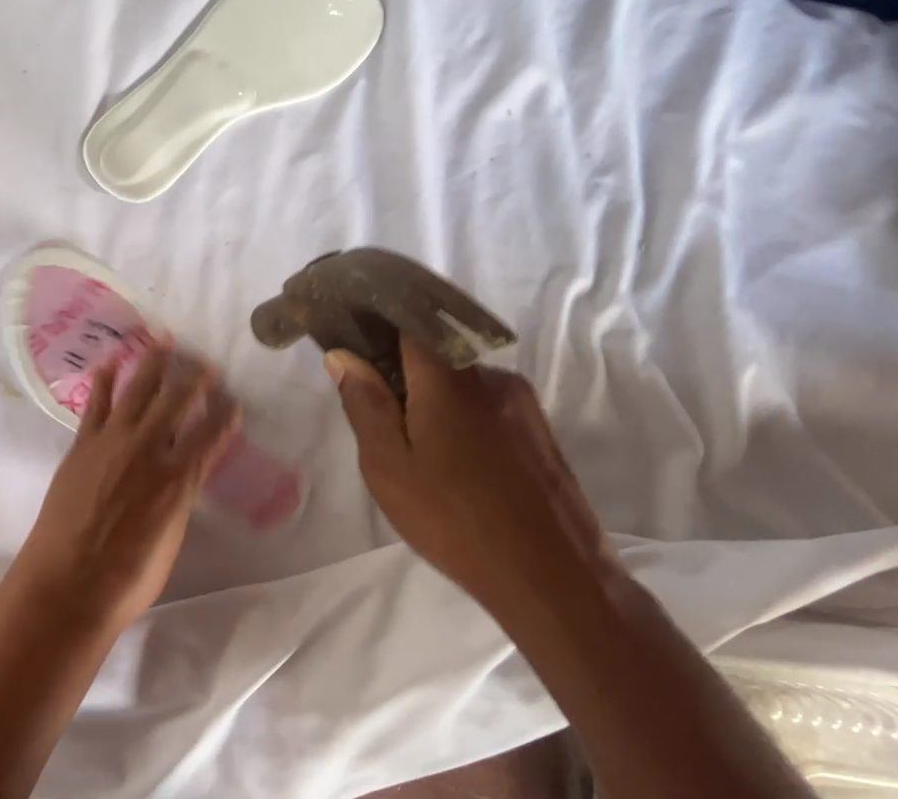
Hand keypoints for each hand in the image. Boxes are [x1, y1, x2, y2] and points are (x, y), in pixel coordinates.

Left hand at [7, 343, 239, 635]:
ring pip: (136, 391)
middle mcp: (148, 450)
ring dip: (152, 363)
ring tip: (164, 340)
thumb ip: (178, 501)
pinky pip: (95, 405)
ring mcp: (111, 442)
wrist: (67, 582)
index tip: (235, 402)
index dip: (225, 418)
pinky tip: (109, 362)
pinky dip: (103, 381)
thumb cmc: (127, 578)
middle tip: (206, 363)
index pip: (210, 437)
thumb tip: (181, 478)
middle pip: (176, 403)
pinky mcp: (81, 445)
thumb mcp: (169, 540)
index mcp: (178, 479)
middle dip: (194, 380)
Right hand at [325, 341, 618, 616]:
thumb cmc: (454, 518)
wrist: (553, 577)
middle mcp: (491, 378)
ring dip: (433, 402)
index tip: (351, 350)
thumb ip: (365, 403)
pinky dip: (461, 421)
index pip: (408, 321)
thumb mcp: (388, 464)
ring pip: (461, 384)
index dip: (376, 327)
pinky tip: (454, 467)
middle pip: (434, 354)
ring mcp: (523, 405)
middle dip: (402, 374)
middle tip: (379, 422)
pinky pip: (487, 408)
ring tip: (418, 453)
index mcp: (448, 378)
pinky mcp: (540, 434)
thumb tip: (344, 356)